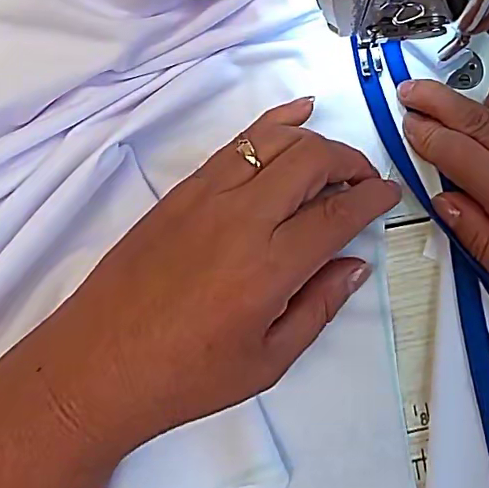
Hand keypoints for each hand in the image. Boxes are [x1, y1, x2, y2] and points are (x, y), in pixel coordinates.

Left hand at [20, 97, 398, 451]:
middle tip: (364, 181)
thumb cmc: (185, 375)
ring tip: (334, 160)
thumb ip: (318, 306)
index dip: (372, 198)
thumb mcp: (266, 361)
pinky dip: (273, 121)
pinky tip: (297, 113)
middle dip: (351, 162)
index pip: (337, 214)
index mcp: (268, 268)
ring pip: (277, 140)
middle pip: (313, 161)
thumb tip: (355, 264)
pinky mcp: (186, 186)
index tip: (389, 193)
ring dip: (315, 141)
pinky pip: (238, 140)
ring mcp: (209, 193)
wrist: (99, 360)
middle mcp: (243, 218)